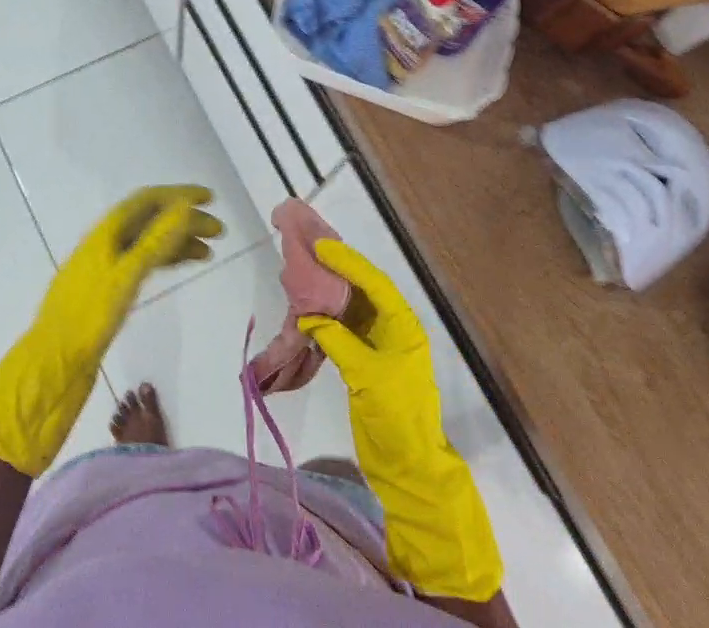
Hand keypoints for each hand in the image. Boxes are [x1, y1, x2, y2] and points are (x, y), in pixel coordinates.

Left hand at [0, 186, 222, 476]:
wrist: (55, 362)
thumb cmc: (90, 317)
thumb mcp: (127, 276)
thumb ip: (156, 241)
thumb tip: (185, 207)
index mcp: (106, 234)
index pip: (147, 201)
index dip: (179, 195)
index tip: (210, 199)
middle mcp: (106, 244)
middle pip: (150, 220)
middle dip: (185, 220)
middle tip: (219, 231)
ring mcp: (106, 267)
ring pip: (149, 243)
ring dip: (179, 241)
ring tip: (208, 253)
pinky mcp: (109, 290)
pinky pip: (144, 263)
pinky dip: (166, 260)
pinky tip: (181, 267)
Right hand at [299, 240, 503, 601]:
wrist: (406, 464)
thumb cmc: (396, 416)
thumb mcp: (367, 376)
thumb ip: (338, 341)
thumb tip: (309, 316)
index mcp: (402, 326)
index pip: (374, 283)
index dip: (348, 262)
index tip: (321, 246)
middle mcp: (391, 328)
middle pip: (362, 290)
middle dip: (336, 271)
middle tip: (307, 252)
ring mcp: (377, 345)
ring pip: (350, 309)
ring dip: (327, 294)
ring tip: (302, 275)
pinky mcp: (363, 361)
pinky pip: (342, 330)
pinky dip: (324, 321)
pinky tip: (306, 313)